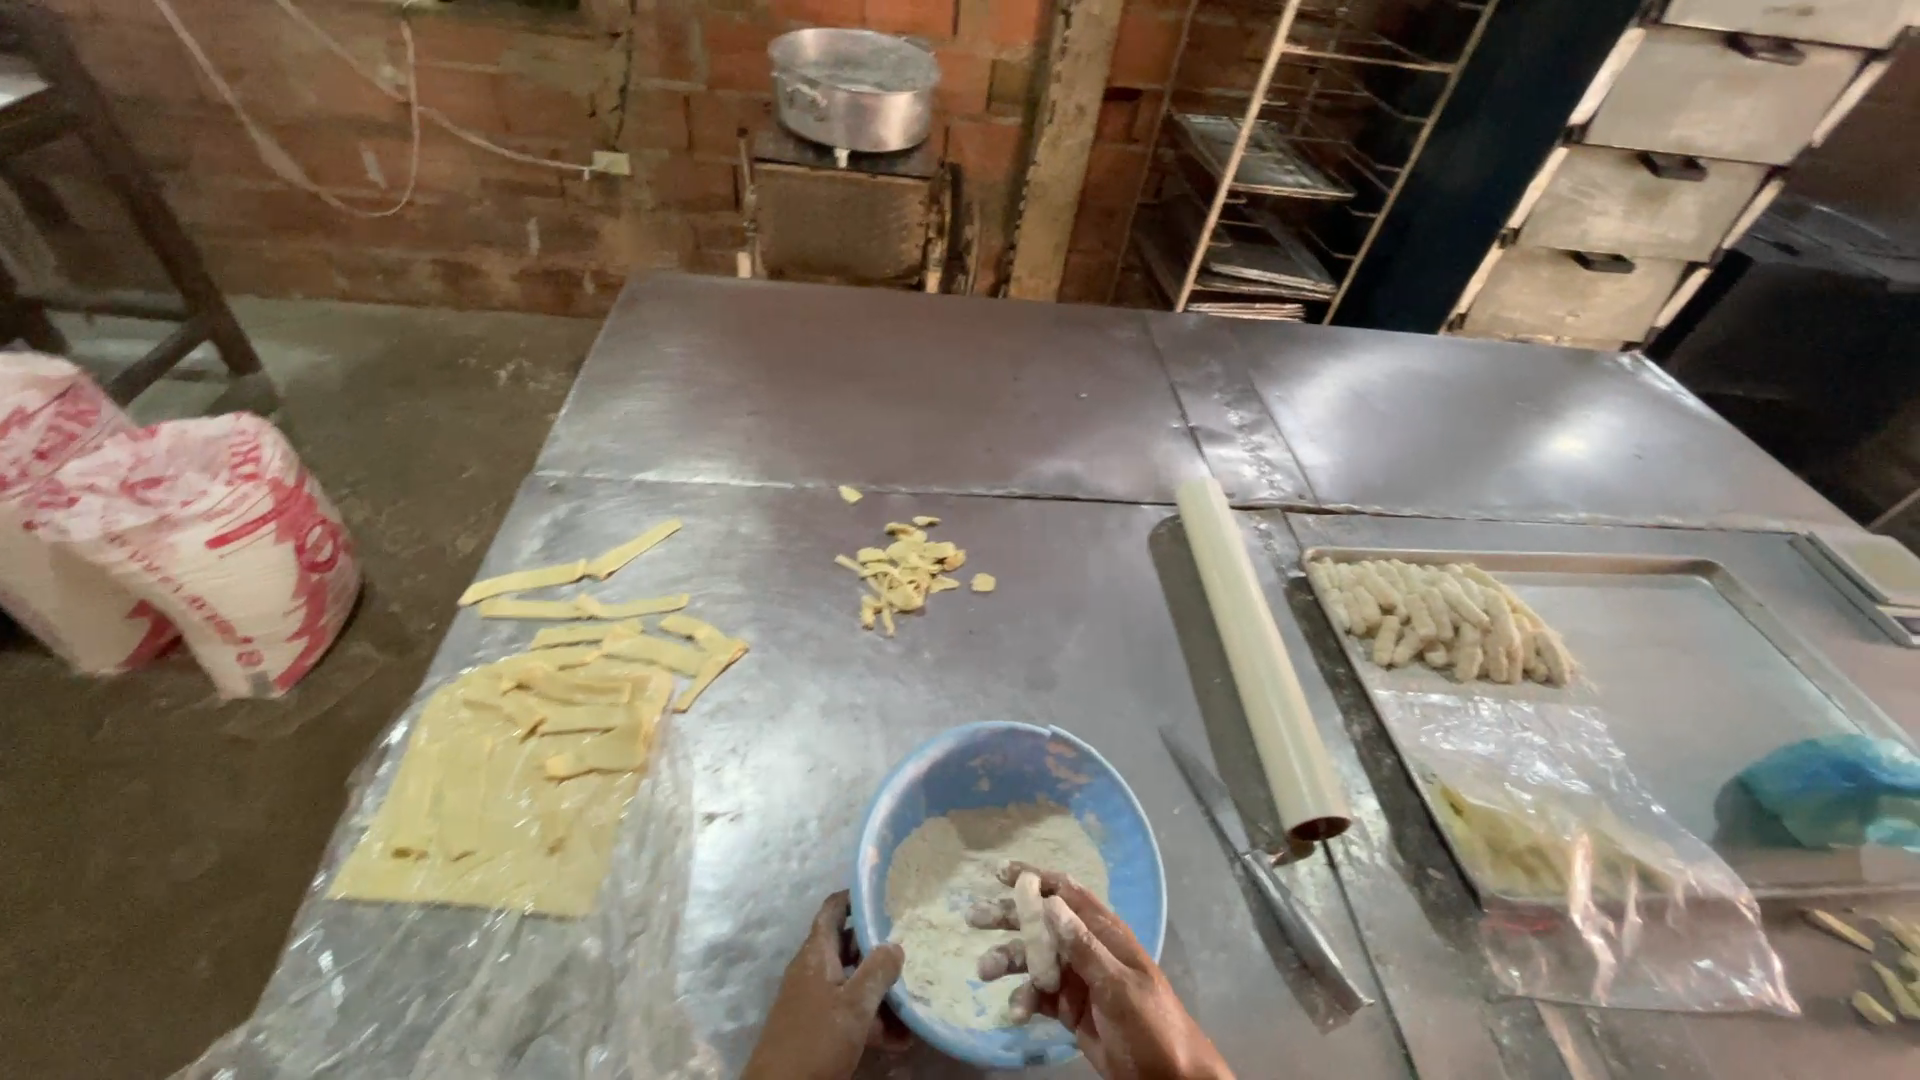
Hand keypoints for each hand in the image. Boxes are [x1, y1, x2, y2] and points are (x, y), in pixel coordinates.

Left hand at [742, 890, 909, 1079]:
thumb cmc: (816, 1041)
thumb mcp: (854, 1006)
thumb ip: (877, 971)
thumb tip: (894, 944)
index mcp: (817, 954)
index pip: (834, 909)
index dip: (856, 897)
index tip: (886, 894)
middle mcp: (814, 970)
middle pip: (849, 946)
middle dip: (879, 947)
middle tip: (913, 943)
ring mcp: (815, 1000)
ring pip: (854, 983)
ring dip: (882, 992)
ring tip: (914, 997)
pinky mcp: (819, 1028)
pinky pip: (851, 1013)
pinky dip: (874, 1020)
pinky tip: (902, 1038)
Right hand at [974, 863, 1231, 1079]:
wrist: (1168, 1078)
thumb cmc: (1152, 1023)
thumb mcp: (1119, 985)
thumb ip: (1084, 946)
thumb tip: (1051, 903)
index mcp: (1103, 932)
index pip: (1065, 892)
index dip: (1034, 878)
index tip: (1001, 872)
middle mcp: (1085, 947)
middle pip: (1041, 922)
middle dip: (1008, 917)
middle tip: (974, 917)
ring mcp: (1075, 977)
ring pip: (1033, 958)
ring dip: (1008, 961)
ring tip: (983, 971)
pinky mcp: (1068, 1007)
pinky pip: (1037, 994)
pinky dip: (1023, 998)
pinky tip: (1016, 1011)